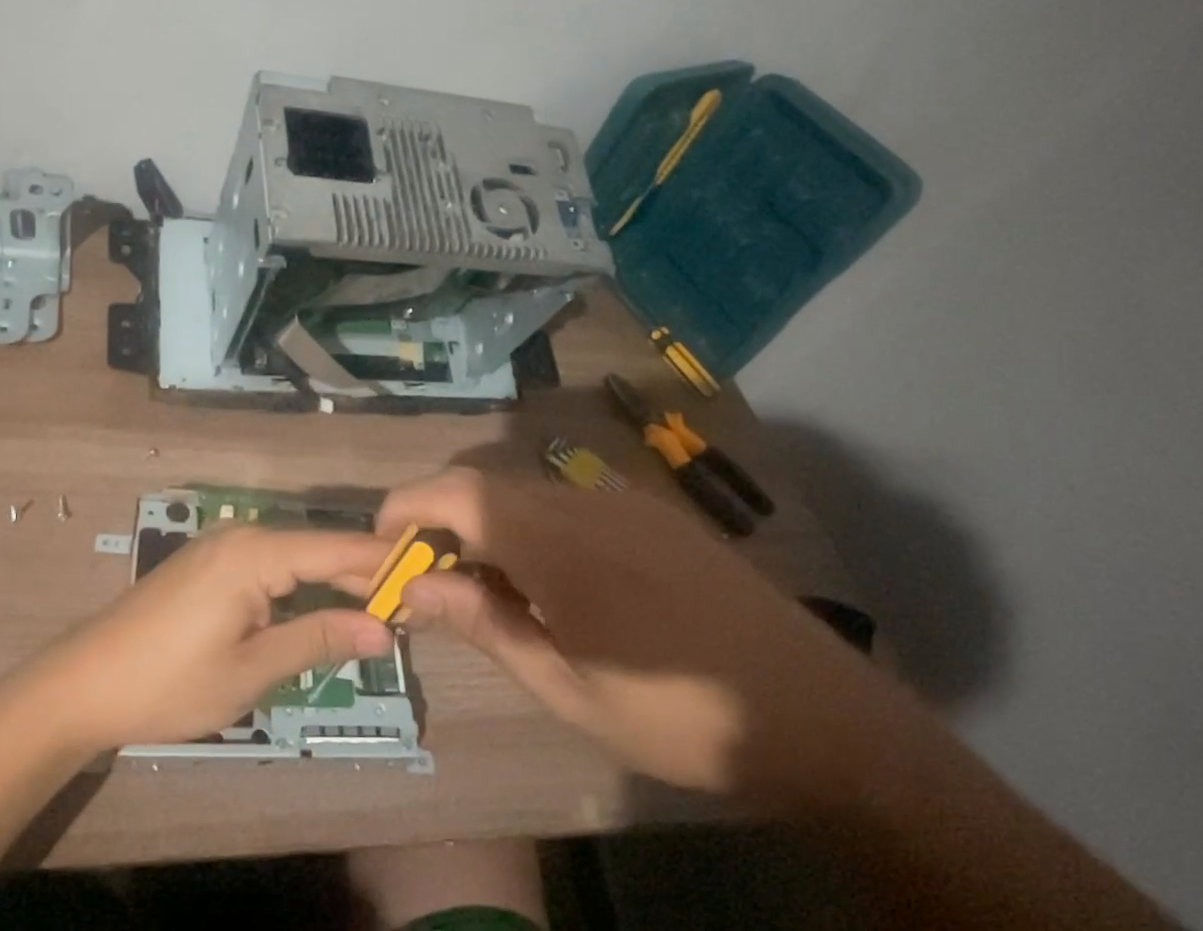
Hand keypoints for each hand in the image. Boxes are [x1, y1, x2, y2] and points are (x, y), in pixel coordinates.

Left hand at [18, 526, 395, 750]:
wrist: (81, 686)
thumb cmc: (169, 683)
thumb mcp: (252, 669)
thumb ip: (319, 639)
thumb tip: (386, 627)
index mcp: (254, 552)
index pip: (338, 548)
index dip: (387, 565)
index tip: (432, 582)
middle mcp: (240, 535)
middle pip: (319, 548)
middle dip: (365, 576)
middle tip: (412, 609)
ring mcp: (219, 547)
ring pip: (295, 557)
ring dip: (334, 583)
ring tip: (379, 613)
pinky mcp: (206, 565)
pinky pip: (269, 566)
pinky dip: (301, 586)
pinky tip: (321, 610)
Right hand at [378, 468, 922, 802]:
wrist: (820, 716)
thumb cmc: (677, 715)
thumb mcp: (566, 686)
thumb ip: (486, 624)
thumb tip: (413, 587)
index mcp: (561, 543)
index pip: (459, 492)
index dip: (407, 507)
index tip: (381, 546)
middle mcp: (591, 502)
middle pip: (490, 486)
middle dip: (444, 524)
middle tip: (432, 585)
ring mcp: (632, 504)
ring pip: (531, 493)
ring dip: (492, 529)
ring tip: (492, 594)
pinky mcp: (662, 518)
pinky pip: (574, 504)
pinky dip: (537, 530)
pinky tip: (555, 585)